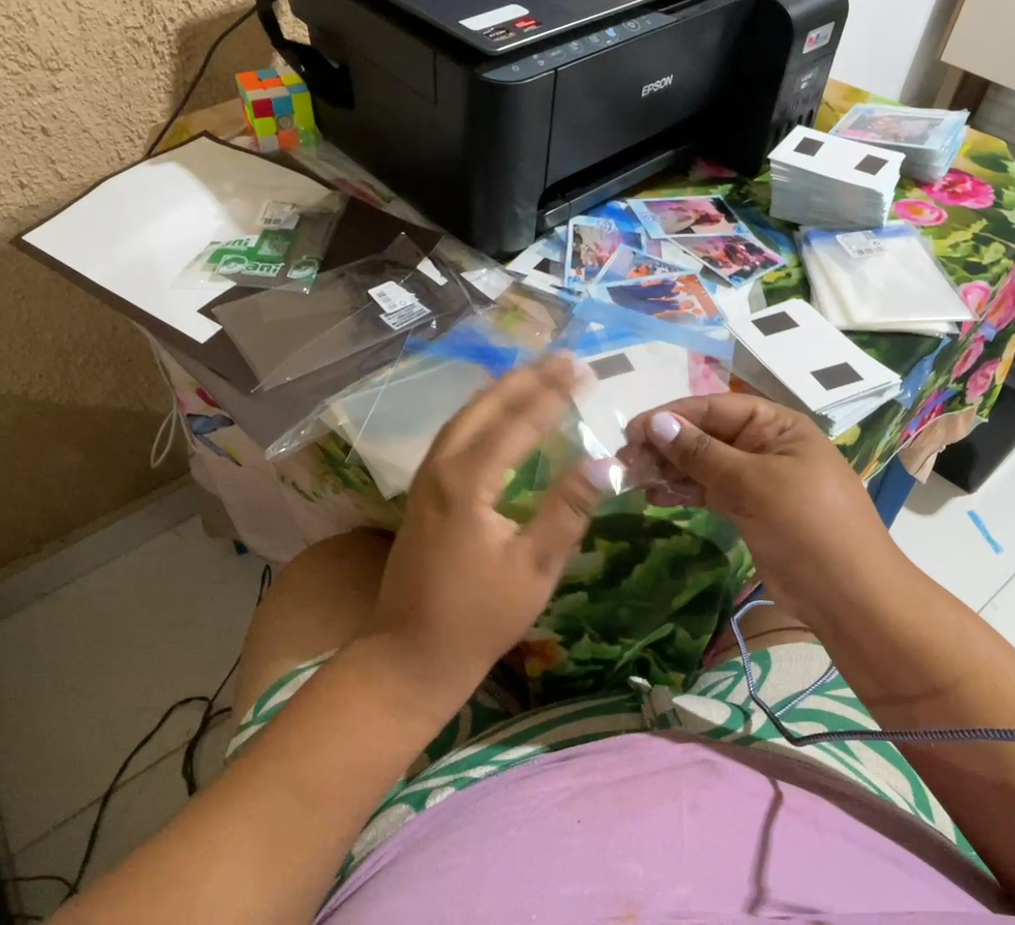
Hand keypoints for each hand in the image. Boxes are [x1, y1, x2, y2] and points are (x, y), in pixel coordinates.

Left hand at [365, 353, 620, 705]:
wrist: (409, 654)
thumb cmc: (477, 617)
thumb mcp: (534, 568)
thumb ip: (567, 509)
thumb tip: (605, 461)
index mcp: (468, 480)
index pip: (518, 421)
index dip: (553, 394)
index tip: (584, 371)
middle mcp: (441, 468)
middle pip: (485, 407)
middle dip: (526, 379)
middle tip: (564, 359)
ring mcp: (425, 480)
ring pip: (464, 418)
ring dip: (501, 392)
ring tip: (535, 374)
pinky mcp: (422, 495)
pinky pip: (454, 436)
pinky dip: (481, 414)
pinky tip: (495, 418)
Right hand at [622, 393, 891, 612]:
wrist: (848, 594)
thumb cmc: (807, 526)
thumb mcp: (753, 483)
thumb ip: (702, 453)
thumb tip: (657, 423)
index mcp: (777, 425)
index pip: (714, 407)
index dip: (672, 416)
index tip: (631, 432)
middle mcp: (766, 446)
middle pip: (706, 434)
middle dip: (666, 444)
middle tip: (625, 460)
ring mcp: (757, 480)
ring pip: (703, 464)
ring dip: (669, 469)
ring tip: (632, 479)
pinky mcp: (749, 510)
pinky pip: (709, 490)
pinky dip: (683, 492)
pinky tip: (655, 497)